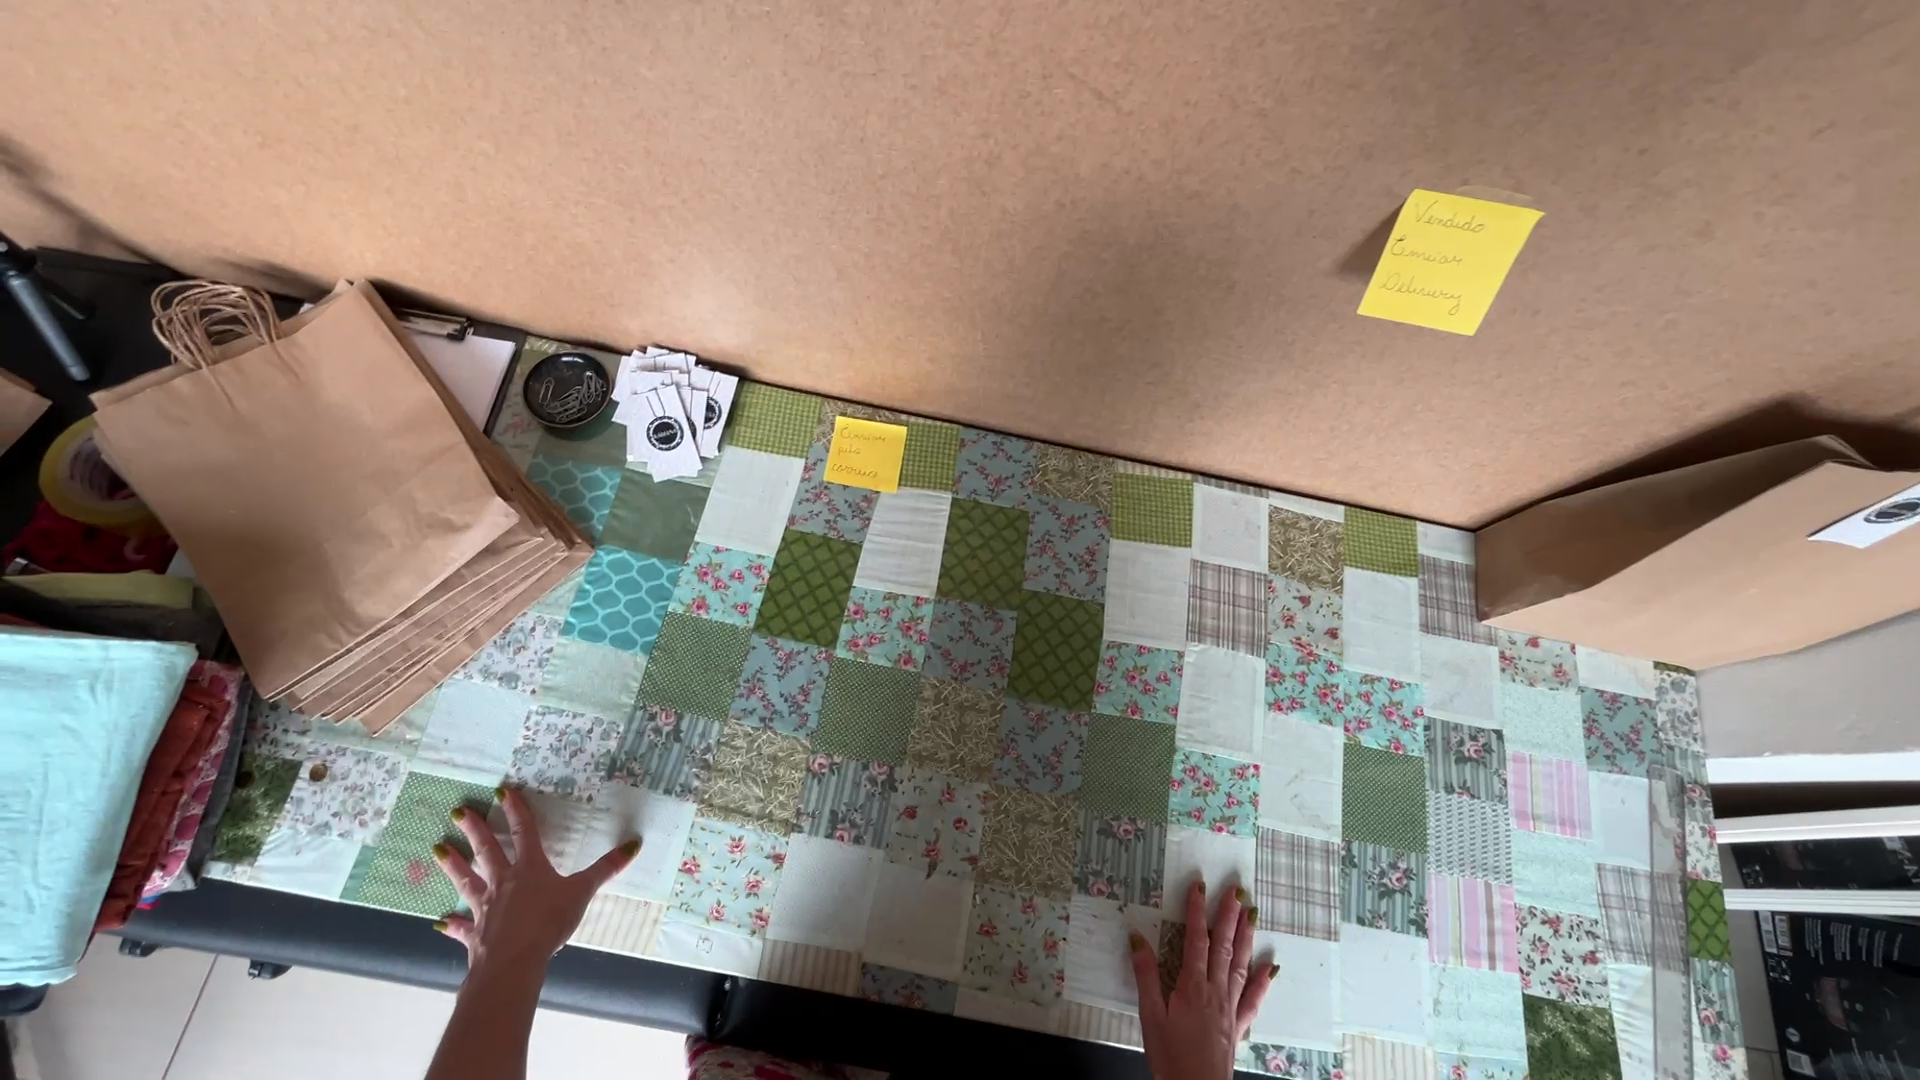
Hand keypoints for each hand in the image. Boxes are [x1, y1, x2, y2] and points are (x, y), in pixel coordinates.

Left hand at [432, 786, 638, 974]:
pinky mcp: (476, 934)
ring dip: (453, 865)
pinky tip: (440, 922)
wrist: (513, 963)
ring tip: (438, 848)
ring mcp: (485, 908)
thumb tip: (634, 844)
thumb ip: (606, 869)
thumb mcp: (583, 892)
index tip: (502, 792)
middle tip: (459, 811)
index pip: (523, 833)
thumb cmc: (548, 923)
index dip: (515, 811)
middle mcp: (504, 882)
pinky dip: (452, 924)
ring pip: (467, 881)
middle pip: (488, 850)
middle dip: (475, 829)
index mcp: (530, 869)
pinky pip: (462, 927)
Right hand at [1128, 880, 1277, 1079]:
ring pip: (1240, 965)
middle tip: (1237, 891)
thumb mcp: (1149, 1015)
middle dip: (1228, 916)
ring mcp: (1230, 1008)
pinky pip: (1253, 999)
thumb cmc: (1170, 1055)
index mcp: (1192, 985)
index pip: (1195, 939)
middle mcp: (1215, 991)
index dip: (1197, 911)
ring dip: (1246, 937)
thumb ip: (1145, 975)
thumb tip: (1136, 937)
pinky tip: (1270, 966)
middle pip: (1223, 946)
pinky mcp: (1237, 1025)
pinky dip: (1263, 980)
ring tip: (1252, 914)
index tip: (1200, 886)